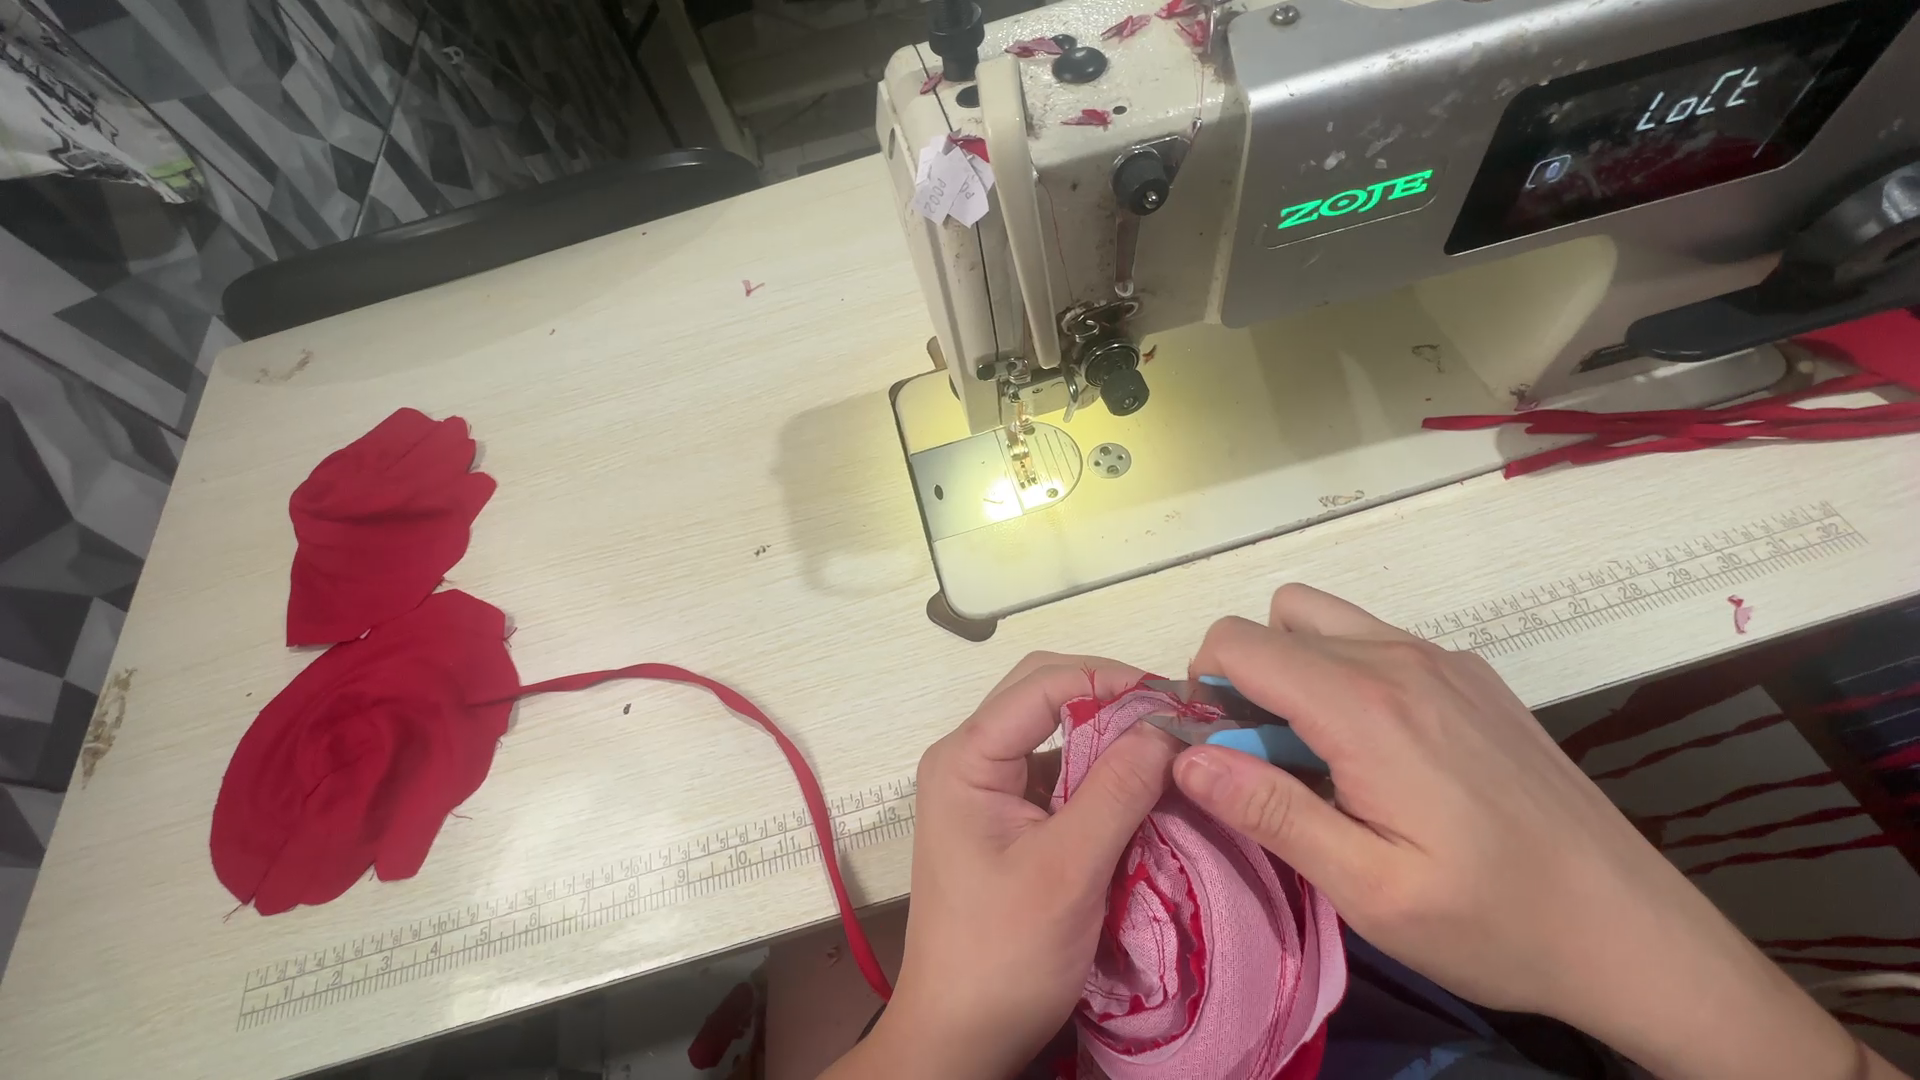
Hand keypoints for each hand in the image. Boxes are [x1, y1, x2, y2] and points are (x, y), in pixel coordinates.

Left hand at [850, 653, 1177, 1079]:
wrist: (961, 1034)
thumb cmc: (1003, 955)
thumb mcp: (1068, 870)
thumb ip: (1116, 791)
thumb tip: (1165, 725)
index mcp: (966, 757)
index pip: (1041, 683)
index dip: (1108, 677)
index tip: (1173, 698)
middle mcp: (971, 757)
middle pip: (1044, 695)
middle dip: (1110, 697)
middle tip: (1174, 718)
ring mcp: (988, 786)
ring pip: (1055, 730)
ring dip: (1109, 734)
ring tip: (1168, 747)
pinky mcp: (1008, 815)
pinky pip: (1058, 770)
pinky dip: (1101, 770)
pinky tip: (1141, 785)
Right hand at [1171, 585, 1885, 1079]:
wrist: (1639, 937)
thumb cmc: (1494, 923)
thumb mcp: (1368, 889)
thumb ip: (1270, 811)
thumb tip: (1185, 758)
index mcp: (1365, 707)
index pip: (1239, 642)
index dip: (1204, 686)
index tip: (1216, 748)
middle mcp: (1400, 660)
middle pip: (1274, 620)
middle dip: (1244, 676)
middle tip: (1266, 756)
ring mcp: (1443, 660)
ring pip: (1323, 618)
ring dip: (1294, 666)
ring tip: (1317, 746)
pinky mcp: (1473, 675)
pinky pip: (1376, 640)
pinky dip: (1347, 671)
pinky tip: (1384, 749)